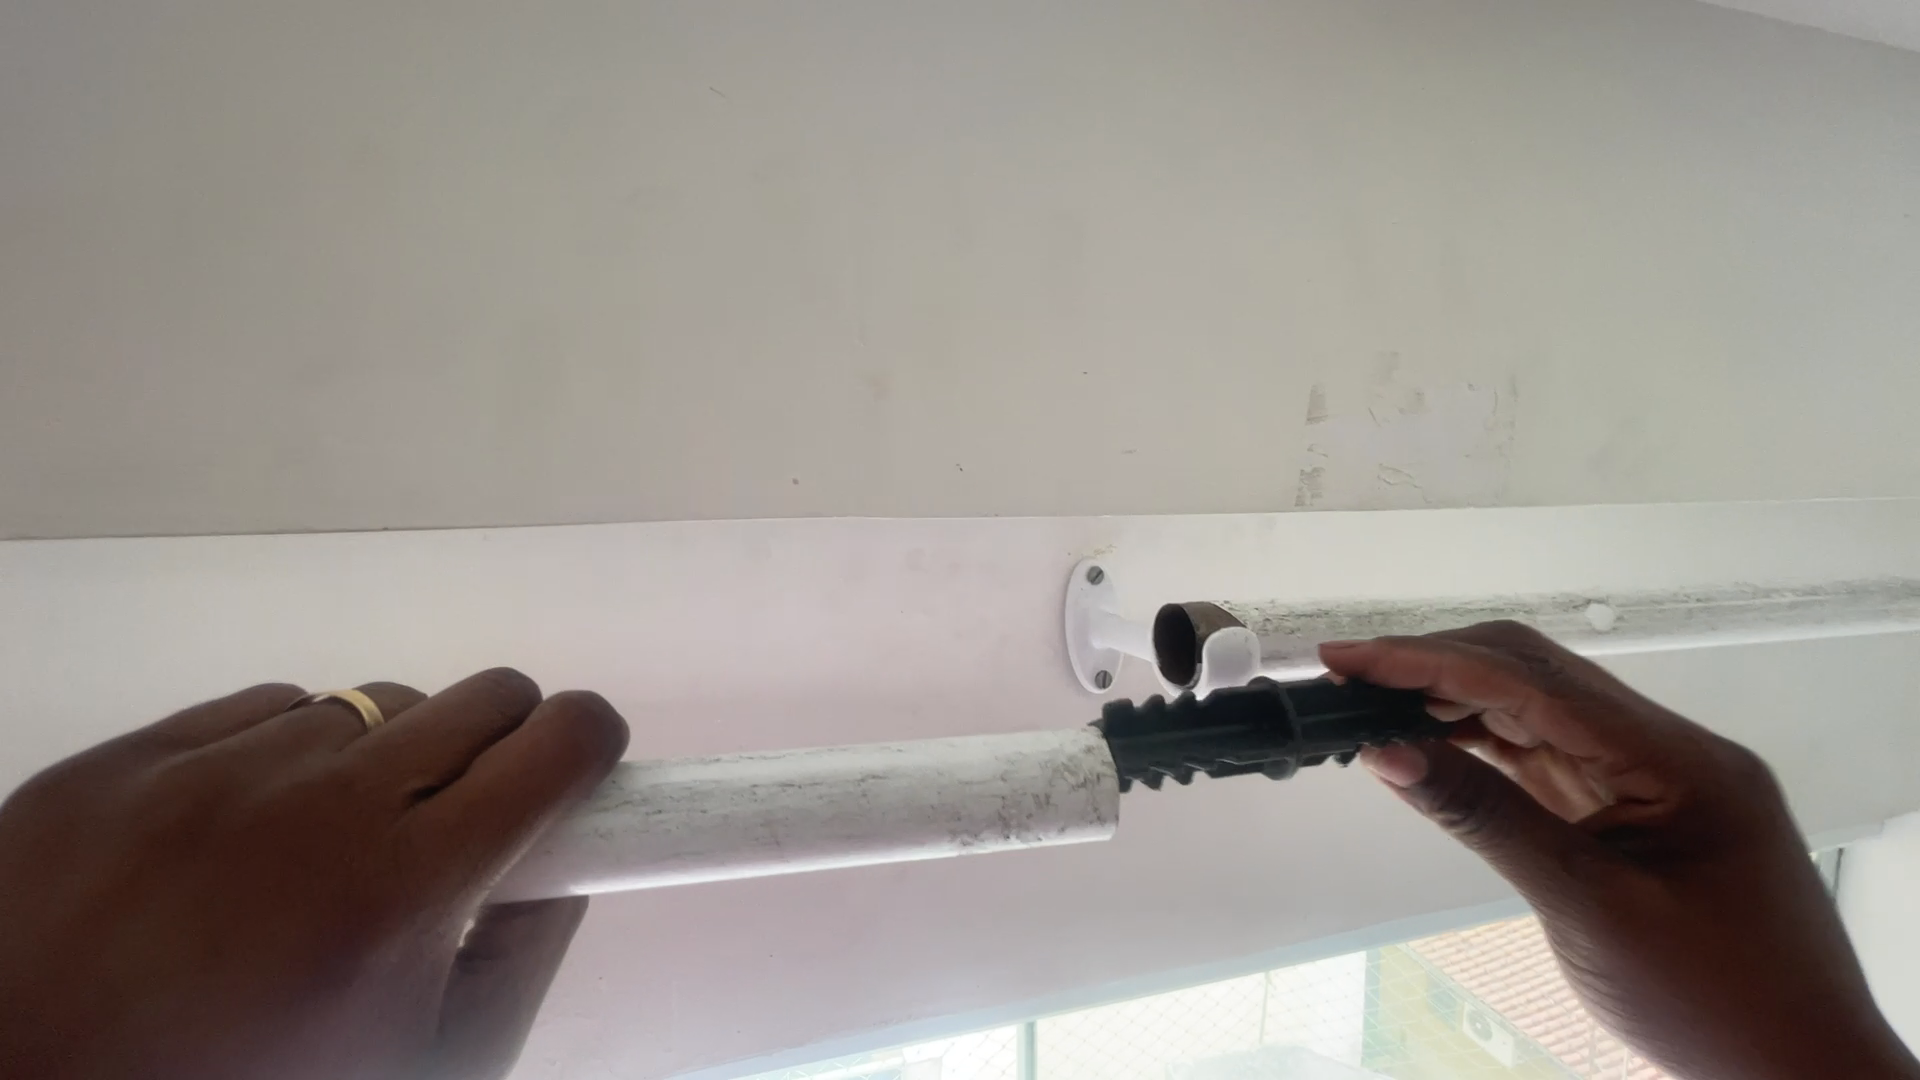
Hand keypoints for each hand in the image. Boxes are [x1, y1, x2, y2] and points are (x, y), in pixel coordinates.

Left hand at [0, 670, 627, 1079]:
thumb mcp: (432, 1064)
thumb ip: (529, 955)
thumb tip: (567, 854)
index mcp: (402, 891)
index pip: (561, 740)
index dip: (590, 742)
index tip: (579, 768)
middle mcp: (314, 809)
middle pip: (489, 694)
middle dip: (507, 739)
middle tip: (466, 804)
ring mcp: (202, 776)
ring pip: (381, 700)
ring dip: (390, 753)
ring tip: (329, 836)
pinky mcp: (109, 765)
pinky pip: (269, 708)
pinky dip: (289, 754)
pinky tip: (243, 831)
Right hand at [1321, 623, 1918, 1079]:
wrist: (1798, 1075)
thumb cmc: (1714, 1003)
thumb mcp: (1586, 907)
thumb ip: (1481, 815)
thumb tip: (1383, 752)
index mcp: (1677, 760)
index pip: (1528, 683)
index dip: (1427, 663)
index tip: (1347, 659)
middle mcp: (1659, 745)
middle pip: (1527, 668)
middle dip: (1430, 662)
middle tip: (1346, 674)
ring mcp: (1636, 766)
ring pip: (1521, 696)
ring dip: (1441, 691)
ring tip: (1367, 699)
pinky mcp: (1611, 790)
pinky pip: (1525, 739)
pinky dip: (1464, 730)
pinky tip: (1418, 735)